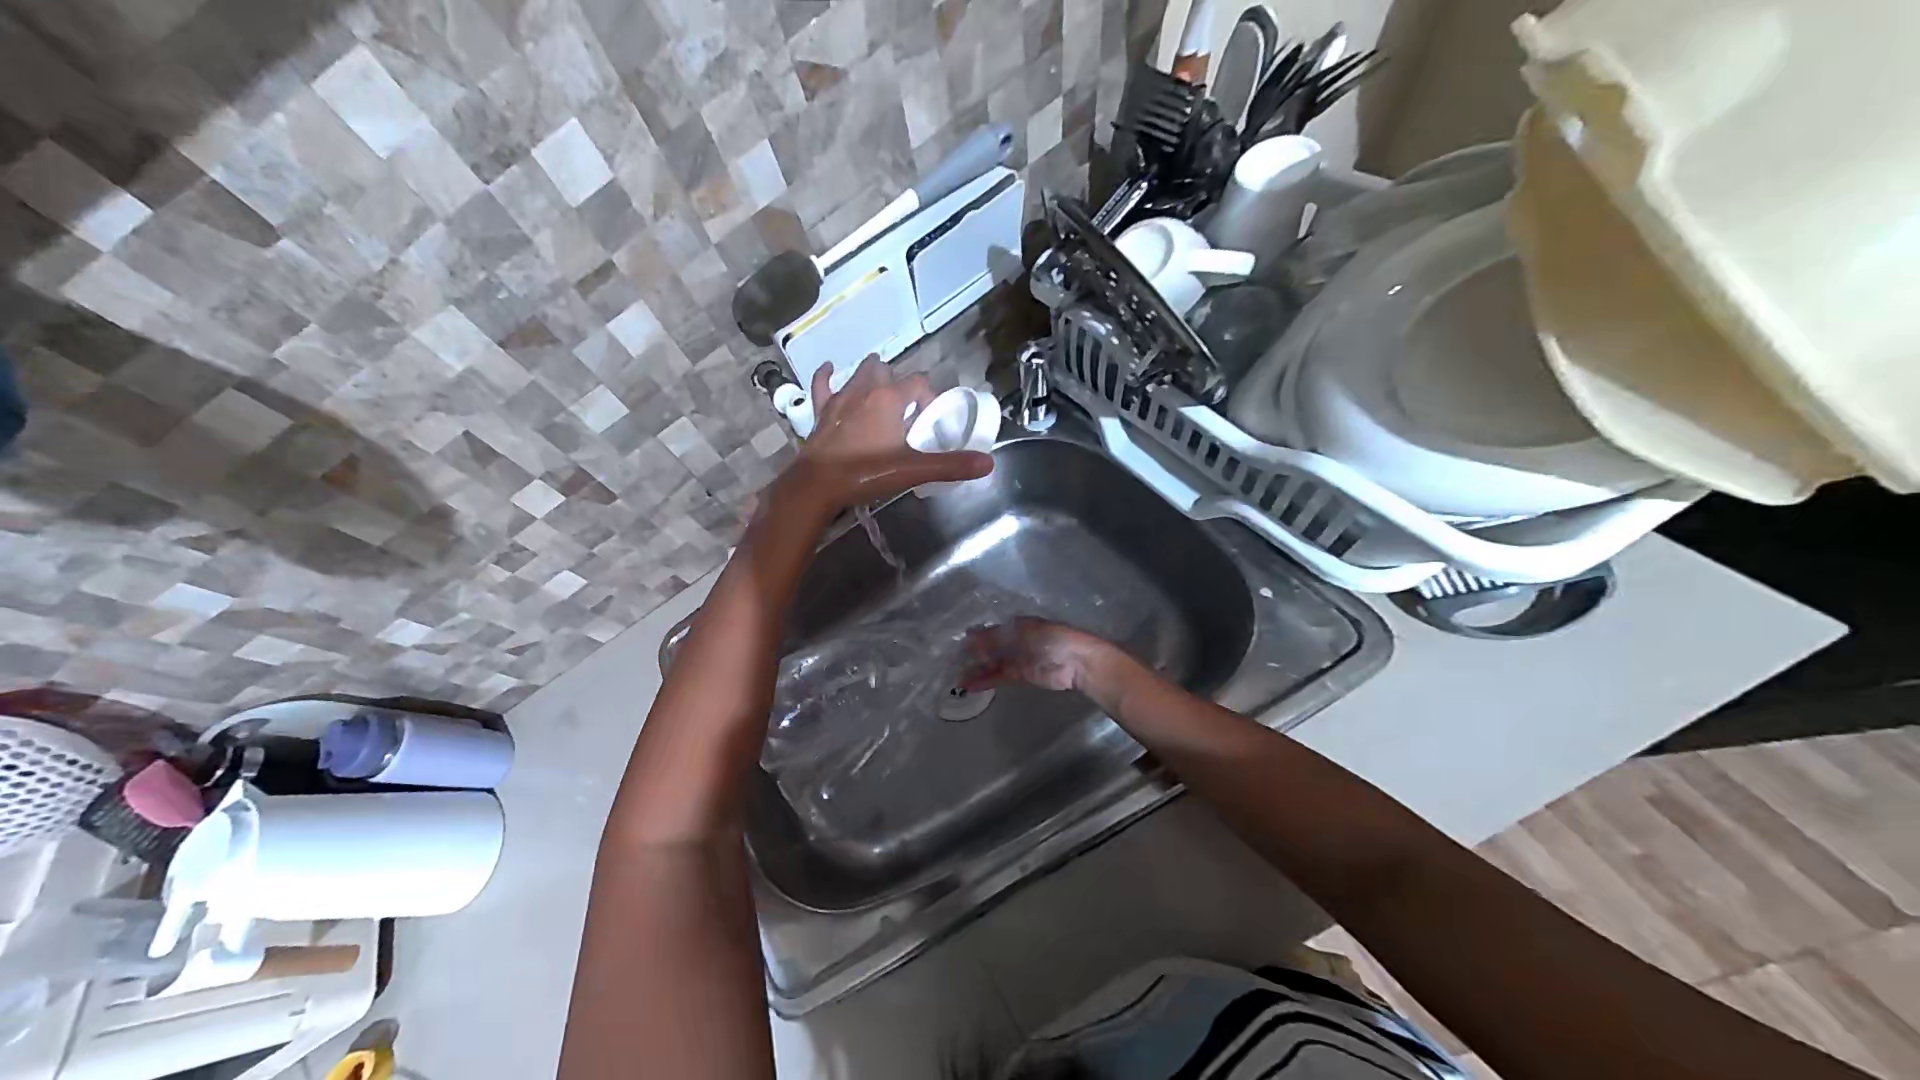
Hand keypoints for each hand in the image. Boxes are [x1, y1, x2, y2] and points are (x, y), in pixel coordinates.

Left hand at [780, 356, 993, 511]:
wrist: (817, 485)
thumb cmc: (866, 473)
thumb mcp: (912, 470)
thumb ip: (950, 465)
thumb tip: (988, 463)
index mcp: (889, 398)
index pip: (918, 383)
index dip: (928, 397)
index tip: (929, 419)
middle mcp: (865, 390)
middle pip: (887, 372)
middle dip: (899, 383)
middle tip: (906, 410)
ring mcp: (840, 399)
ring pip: (859, 374)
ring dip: (871, 376)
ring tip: (881, 389)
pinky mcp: (821, 412)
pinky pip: (823, 385)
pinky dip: (827, 376)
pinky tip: (830, 369)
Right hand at [959, 617, 1117, 694]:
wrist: (1077, 662)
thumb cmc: (1052, 639)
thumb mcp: (1022, 632)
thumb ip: (996, 637)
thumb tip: (971, 637)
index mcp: (1018, 625)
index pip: (992, 629)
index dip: (977, 635)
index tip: (959, 640)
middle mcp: (1016, 640)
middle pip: (990, 647)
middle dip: (973, 653)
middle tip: (952, 659)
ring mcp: (1018, 658)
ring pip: (992, 664)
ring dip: (976, 670)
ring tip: (956, 677)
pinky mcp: (1020, 675)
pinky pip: (998, 676)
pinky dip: (984, 680)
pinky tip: (969, 685)